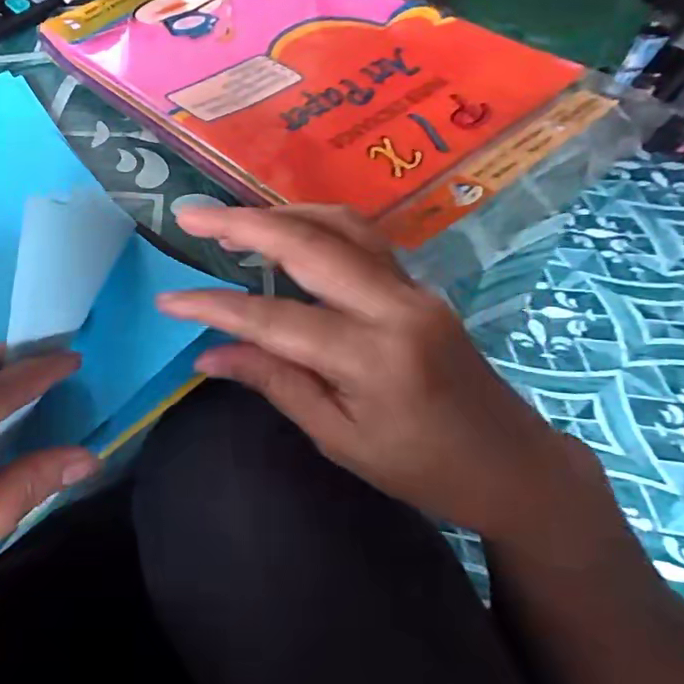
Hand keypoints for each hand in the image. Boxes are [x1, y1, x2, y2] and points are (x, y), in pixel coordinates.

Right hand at [156, 205, 610, 547]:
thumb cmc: (423, 469)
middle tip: (188, 214)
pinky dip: (312, 223)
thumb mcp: (338, 437)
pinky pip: (360, 237)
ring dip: (278, 214)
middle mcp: (396, 307)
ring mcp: (413, 289)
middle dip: (241, 224)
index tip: (166, 300)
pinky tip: (283, 229)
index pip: (273, 319)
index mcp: (374, 357)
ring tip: (229, 219)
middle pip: (308, 245)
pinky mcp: (417, 286)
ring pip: (340, 225)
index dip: (213, 307)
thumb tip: (207, 355)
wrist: (517, 467)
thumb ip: (274, 383)